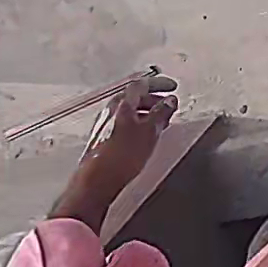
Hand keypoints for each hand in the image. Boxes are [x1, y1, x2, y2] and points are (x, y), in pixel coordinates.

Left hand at [48, 75, 178, 231]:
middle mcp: (111, 111)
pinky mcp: (103, 140)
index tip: (171, 87)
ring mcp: (105, 125)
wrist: (95, 182)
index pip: (142, 84)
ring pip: (129, 111)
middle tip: (168, 104)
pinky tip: (143, 137)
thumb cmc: (119, 157)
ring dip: (146, 113)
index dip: (159, 84)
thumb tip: (169, 101)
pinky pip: (124, 124)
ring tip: (159, 122)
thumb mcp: (150, 131)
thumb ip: (162, 112)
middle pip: (134, 97)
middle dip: (154, 99)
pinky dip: (137, 124)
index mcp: (121, 103)